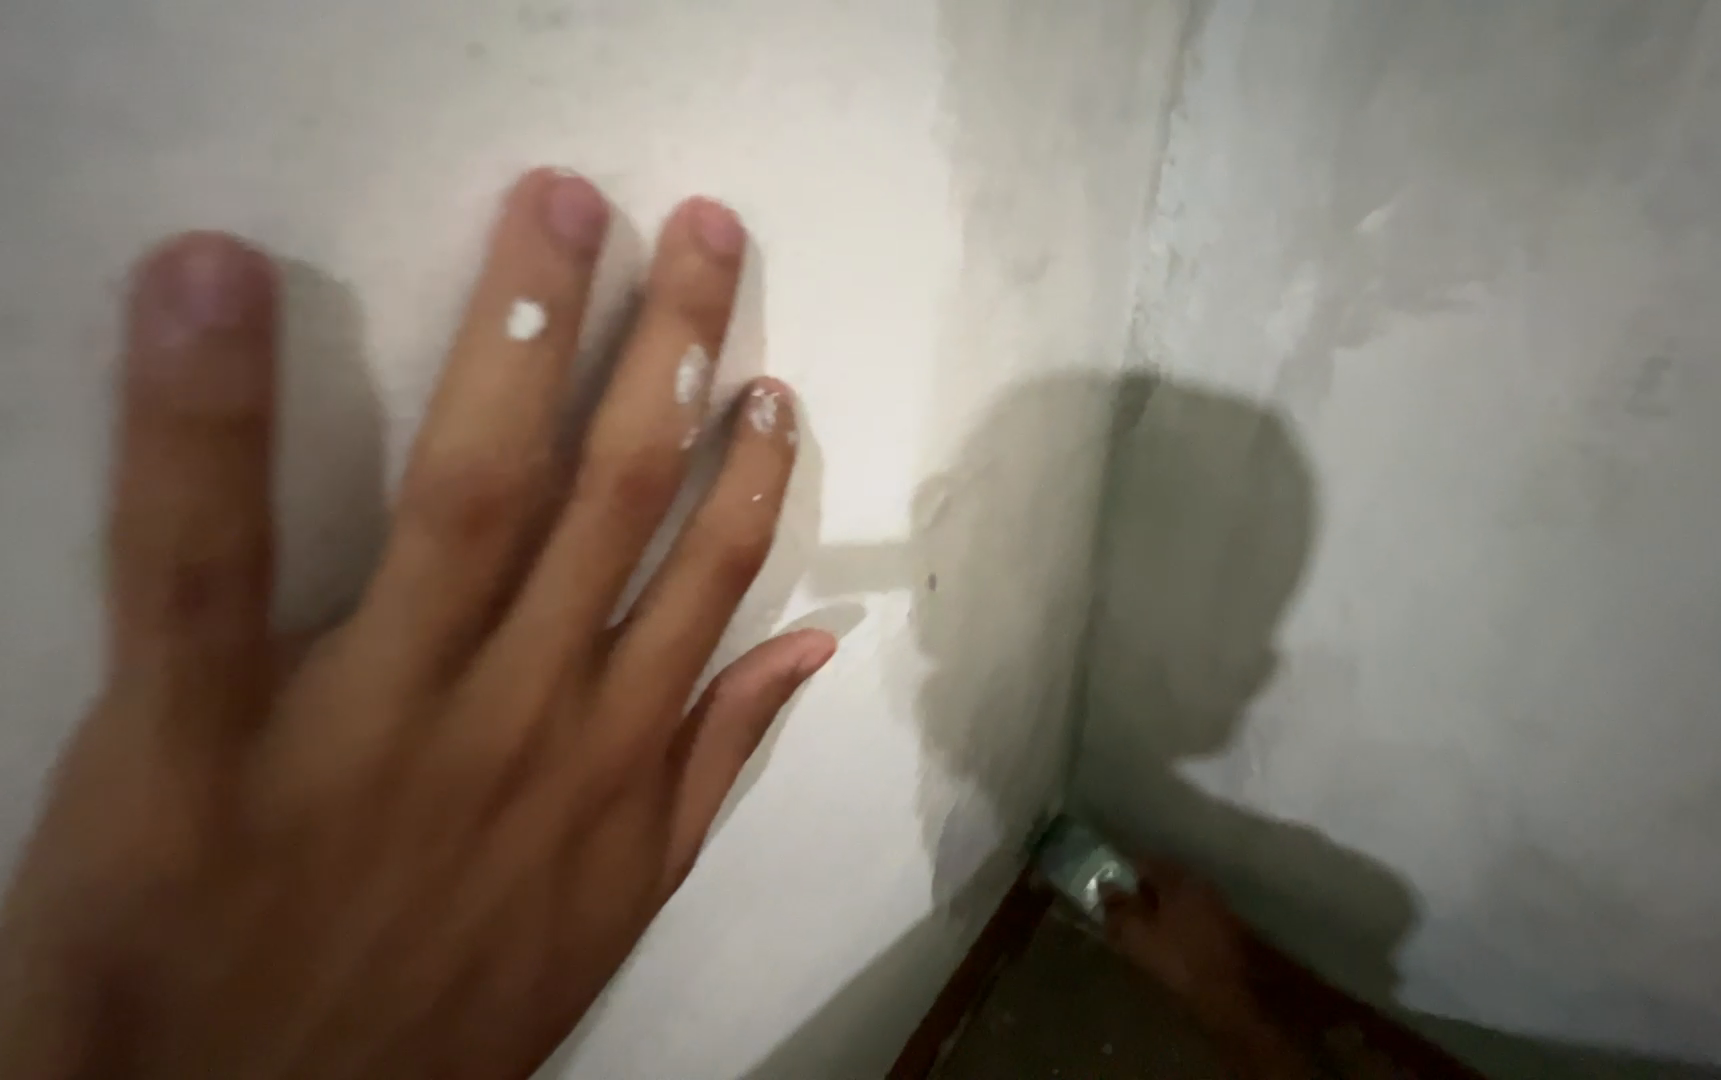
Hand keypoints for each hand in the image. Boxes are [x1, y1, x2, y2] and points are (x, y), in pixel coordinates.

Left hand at [0, 169, 833, 1078]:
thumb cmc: (470, 993)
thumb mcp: (634, 887)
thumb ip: (720, 753)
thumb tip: (813, 645)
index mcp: (619, 745)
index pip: (712, 572)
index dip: (752, 470)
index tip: (768, 380)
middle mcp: (528, 702)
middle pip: (615, 493)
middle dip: (671, 350)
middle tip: (701, 231)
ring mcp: (375, 710)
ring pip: (474, 495)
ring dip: (527, 337)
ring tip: (566, 214)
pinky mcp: (192, 738)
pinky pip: (201, 563)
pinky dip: (208, 419)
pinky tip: (211, 278)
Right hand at [1102, 859, 1257, 1013]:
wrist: (1238, 995)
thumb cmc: (1181, 958)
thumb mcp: (1138, 935)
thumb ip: (1118, 909)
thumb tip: (1104, 887)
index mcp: (1176, 877)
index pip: (1142, 862)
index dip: (1122, 876)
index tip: (1108, 893)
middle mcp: (1197, 883)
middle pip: (1161, 881)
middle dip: (1141, 895)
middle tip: (1123, 915)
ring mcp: (1215, 905)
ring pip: (1177, 901)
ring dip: (1160, 912)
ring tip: (1143, 935)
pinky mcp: (1225, 929)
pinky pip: (1191, 919)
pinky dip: (1177, 927)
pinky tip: (1168, 946)